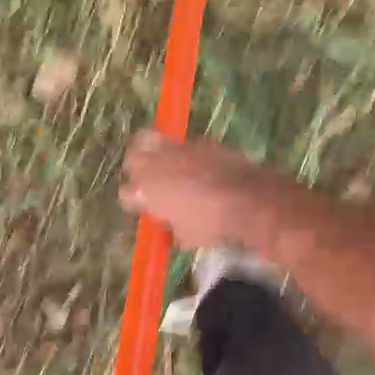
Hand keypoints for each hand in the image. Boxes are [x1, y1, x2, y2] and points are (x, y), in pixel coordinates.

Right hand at [117, 133, 290, 248]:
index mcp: (144, 191)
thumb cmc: (211, 224)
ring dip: (154, 150)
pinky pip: (184, 144)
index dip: (135, 200)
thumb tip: (171, 223)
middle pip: (131, 158)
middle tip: (147, 177)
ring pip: (150, 139)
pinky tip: (197, 164)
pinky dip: (186, 152)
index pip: (126, 193)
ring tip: (165, 160)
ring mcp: (177, 149)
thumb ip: (171, 225)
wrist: (249, 200)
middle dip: (135, 167)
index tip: (145, 207)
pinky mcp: (200, 142)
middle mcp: (154, 165)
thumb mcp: (185, 236)